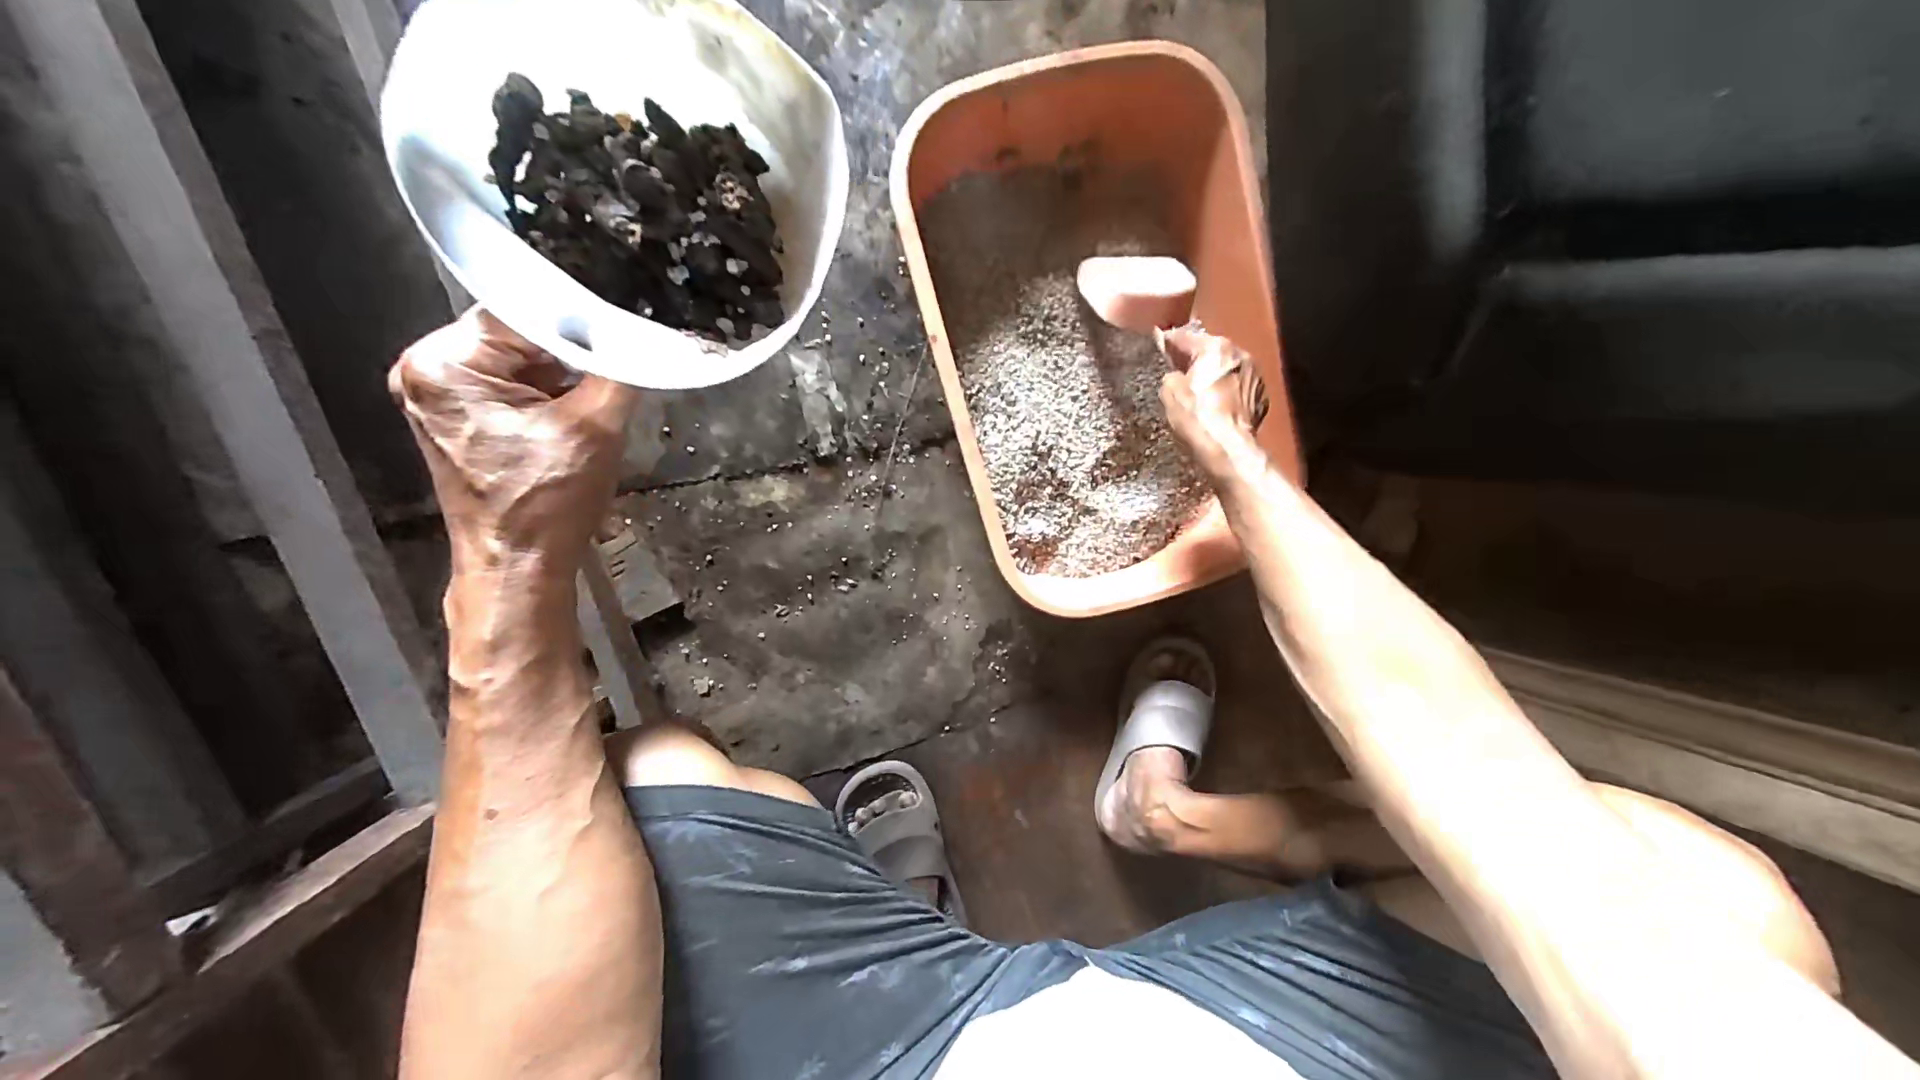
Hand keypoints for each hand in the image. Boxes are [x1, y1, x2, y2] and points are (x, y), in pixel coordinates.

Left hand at [390, 308, 634, 578]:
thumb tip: (642, 341)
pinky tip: (573, 424)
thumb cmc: (544, 506)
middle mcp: (429, 373)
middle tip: (610, 384)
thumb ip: (619, 372)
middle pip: (521, 338)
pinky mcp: (462, 420)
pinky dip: (550, 399)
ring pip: (522, 363)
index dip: (580, 328)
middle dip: (572, 360)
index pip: (524, 315)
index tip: (623, 342)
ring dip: (564, 381)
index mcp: (444, 364)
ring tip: (589, 413)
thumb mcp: (596, 428)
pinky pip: (515, 388)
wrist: (521, 564)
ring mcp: (443, 398)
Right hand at [1158, 323, 1268, 477]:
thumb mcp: (1169, 392)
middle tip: (1177, 370)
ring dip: (1214, 375)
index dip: (1169, 343)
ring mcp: (1255, 376)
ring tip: (1198, 391)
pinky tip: (1216, 407)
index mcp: (1216, 348)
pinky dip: (1227, 393)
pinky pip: (1238, 388)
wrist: (1228, 449)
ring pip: (1227, 369)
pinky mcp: (1261, 398)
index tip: (1159, 345)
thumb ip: (1170, 375)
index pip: (1186, 338)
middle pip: (1211, 352)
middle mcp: (1240, 355)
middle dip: (1195, 359)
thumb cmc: (1197, 417)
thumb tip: (1175, 376)